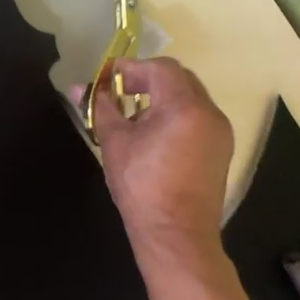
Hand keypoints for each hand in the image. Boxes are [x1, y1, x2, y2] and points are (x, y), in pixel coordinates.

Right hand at [75, 58, 234, 279]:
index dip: (132, 67)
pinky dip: (175, 114)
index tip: (108, 78)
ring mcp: (220, 132)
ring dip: (162, 96)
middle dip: (148, 79)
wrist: (175, 232)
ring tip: (133, 116)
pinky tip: (153, 135)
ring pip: (190, 98)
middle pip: (180, 79)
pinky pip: (197, 117)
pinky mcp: (220, 149)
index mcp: (184, 107)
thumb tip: (80, 88)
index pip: (161, 68)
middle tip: (120, 93)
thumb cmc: (140, 184)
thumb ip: (100, 107)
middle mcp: (209, 113)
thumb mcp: (114, 141)